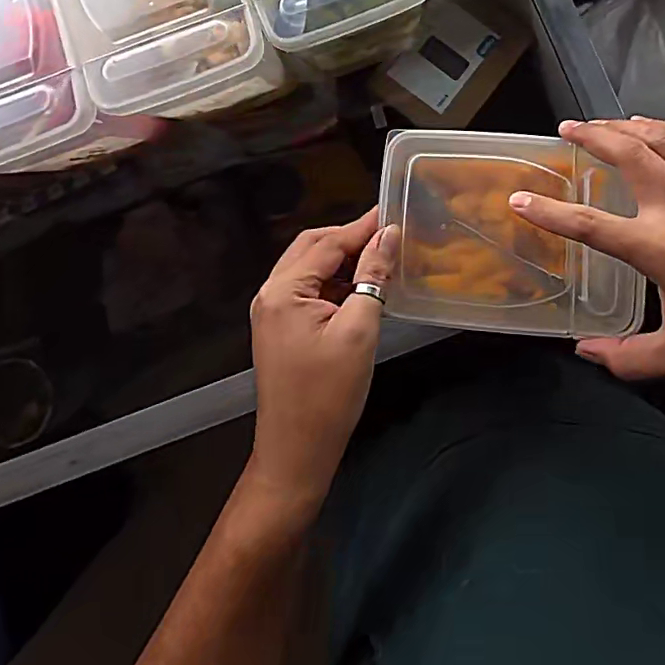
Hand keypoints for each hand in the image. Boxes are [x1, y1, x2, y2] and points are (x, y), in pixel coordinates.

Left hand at [247, 208, 399, 510]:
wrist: (297, 450)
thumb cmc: (328, 394)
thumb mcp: (359, 330)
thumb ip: (373, 277)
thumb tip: (388, 236)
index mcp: (283, 290)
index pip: (327, 243)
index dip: (362, 227)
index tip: (393, 213)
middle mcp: (271, 294)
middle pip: (313, 248)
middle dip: (350, 238)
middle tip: (388, 233)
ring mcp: (273, 311)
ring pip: (311, 268)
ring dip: (343, 259)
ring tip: (380, 256)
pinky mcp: (282, 327)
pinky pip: (309, 290)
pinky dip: (335, 282)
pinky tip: (361, 287)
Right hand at [508, 118, 664, 401]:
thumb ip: (629, 357)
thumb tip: (584, 353)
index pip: (590, 225)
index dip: (548, 212)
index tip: (519, 197)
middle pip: (629, 156)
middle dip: (592, 136)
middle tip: (568, 128)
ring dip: (629, 126)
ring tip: (606, 123)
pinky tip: (659, 131)